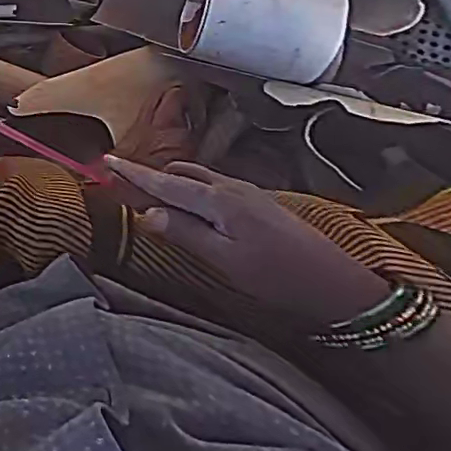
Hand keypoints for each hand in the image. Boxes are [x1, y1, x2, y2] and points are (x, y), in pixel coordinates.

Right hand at [105, 157, 391, 327]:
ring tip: (157, 201)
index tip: (105, 160)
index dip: (132, 172)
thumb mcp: (226, 261)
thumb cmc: (281, 279)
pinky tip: (194, 210)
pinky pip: (213, 186)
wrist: (345, 290)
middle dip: (151, 177)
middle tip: (127, 189)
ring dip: (172, 183)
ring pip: (197, 177)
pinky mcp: (259, 203)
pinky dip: (192, 191)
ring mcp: (247, 193)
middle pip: (178, 173)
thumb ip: (184, 232)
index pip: (163, 181)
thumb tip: (147, 213)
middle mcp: (230, 187)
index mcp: (217, 199)